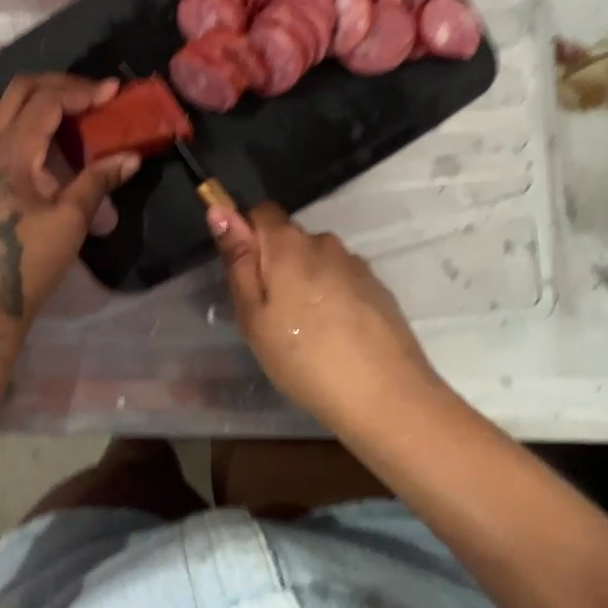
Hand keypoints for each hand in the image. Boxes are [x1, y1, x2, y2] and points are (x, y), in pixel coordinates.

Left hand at [0, 74, 141, 327]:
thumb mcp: (72, 218)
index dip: (81, 92)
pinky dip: (34, 118)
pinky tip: (60, 134)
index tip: (113, 92)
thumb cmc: (33, 259)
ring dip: (46, 99)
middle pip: (21, 91)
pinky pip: (6, 126)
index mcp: (9, 154)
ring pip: (10, 106)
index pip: (45, 102)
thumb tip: (132, 155)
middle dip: (61, 84)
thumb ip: (99, 179)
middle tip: (96, 93)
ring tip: (83, 108)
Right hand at [208, 202, 437, 419]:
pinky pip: (342, 280)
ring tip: (306, 330)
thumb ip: (238, 260)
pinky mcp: (379, 289)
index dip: (248, 234)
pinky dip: (333, 297)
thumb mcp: (254, 316)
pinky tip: (335, 335)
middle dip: (277, 264)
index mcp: (288, 245)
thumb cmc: (304, 358)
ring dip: (306, 281)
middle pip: (290, 239)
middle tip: (271, 314)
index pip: (262, 211)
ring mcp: (356, 265)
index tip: (245, 274)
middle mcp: (324, 243)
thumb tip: (220, 211)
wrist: (387, 397)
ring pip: (318, 261)